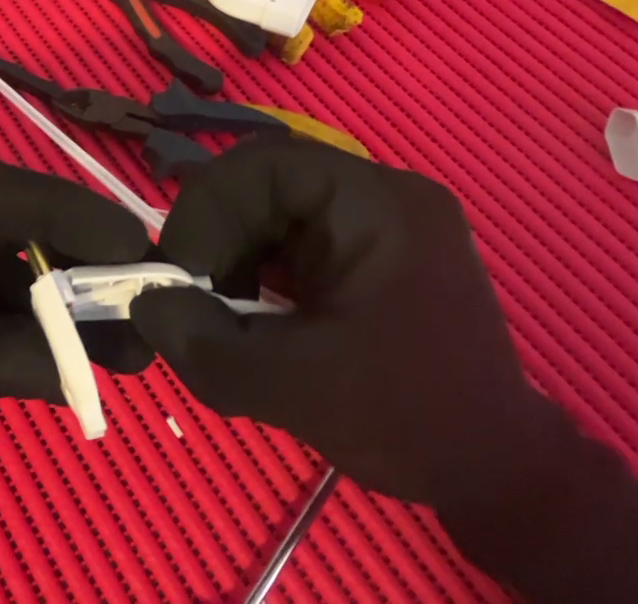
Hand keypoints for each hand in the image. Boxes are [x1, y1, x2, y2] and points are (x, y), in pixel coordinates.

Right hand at [128, 133, 539, 507]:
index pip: (263, 164)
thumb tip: (142, 302)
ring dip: (228, 253)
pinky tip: (247, 313)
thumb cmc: (408, 420)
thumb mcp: (293, 386)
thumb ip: (204, 341)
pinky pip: (287, 238)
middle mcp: (378, 196)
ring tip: (218, 310)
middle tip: (191, 292)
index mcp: (377, 206)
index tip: (184, 274)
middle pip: (261, 182)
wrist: (495, 473)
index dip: (208, 209)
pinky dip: (252, 269)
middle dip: (214, 235)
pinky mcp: (362, 253)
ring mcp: (373, 223)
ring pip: (267, 209)